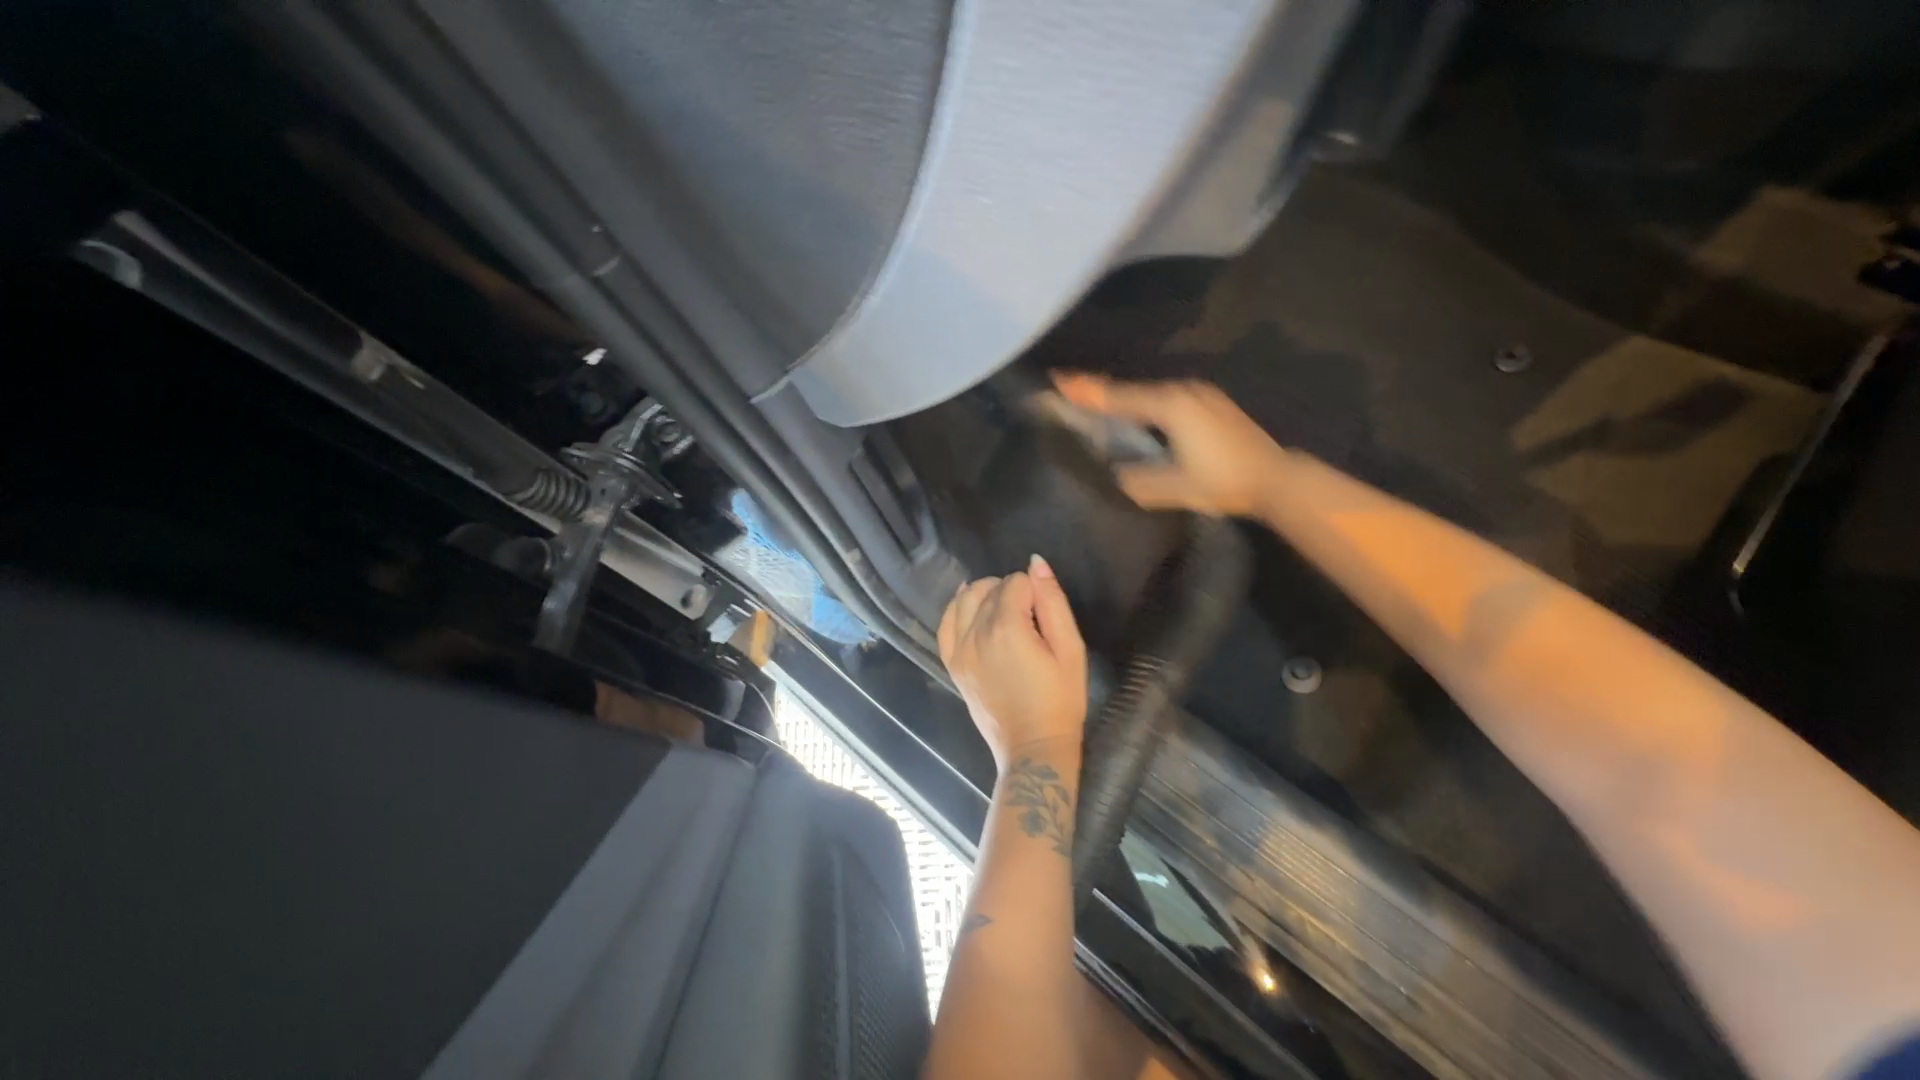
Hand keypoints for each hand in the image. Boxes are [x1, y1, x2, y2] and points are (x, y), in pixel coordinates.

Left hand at [939, 555, 1088, 767]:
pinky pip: (945, 624)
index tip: (1046, 614)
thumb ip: (1053, 602)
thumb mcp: (1070, 649)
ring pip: (965, 600)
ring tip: (1005, 607)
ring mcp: (959, 650)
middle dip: (1011, 591)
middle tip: (1032, 615)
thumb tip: (1036, 563)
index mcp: (1007, 628)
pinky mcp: (953, 664)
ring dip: (984, 594)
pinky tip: (968, 602)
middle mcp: (976, 633)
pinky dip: (956, 608)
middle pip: (990, 589)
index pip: (1016, 582)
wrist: (1033, 746)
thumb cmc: (1061, 700)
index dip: (1035, 591)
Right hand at [1054, 373, 1287, 517]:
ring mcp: (1201, 396)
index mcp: (1171, 407)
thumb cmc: (1225, 482)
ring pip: (1151, 395)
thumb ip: (1139, 481)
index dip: (1088, 392)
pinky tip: (1138, 414)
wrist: (1276, 479)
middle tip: (1070, 390)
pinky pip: (1167, 399)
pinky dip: (1145, 404)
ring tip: (1097, 402)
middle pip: (1133, 391)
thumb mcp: (1175, 487)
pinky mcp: (1212, 405)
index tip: (1058, 381)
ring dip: (1124, 399)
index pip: (1120, 398)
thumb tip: (1114, 475)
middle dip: (1102, 392)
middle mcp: (1184, 392)